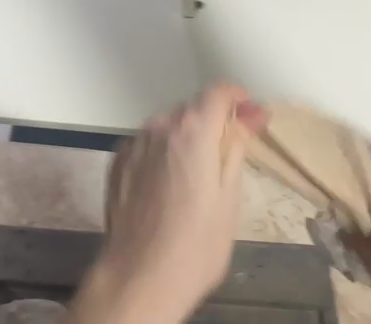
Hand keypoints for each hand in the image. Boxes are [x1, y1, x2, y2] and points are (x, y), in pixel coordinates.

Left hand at [69, 83, 267, 323]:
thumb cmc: (194, 246)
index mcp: (192, 131)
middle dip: (215, 121)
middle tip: (234, 147)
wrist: (138, 278)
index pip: (218, 92)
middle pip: (193, 109)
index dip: (238, 99)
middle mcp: (159, 126)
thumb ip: (234, 149)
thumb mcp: (229, 199)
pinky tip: (171, 185)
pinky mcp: (118, 161)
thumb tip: (245, 119)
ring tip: (200, 174)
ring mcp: (134, 142)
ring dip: (187, 138)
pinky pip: (148, 145)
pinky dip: (163, 153)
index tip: (252, 115)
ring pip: (169, 127)